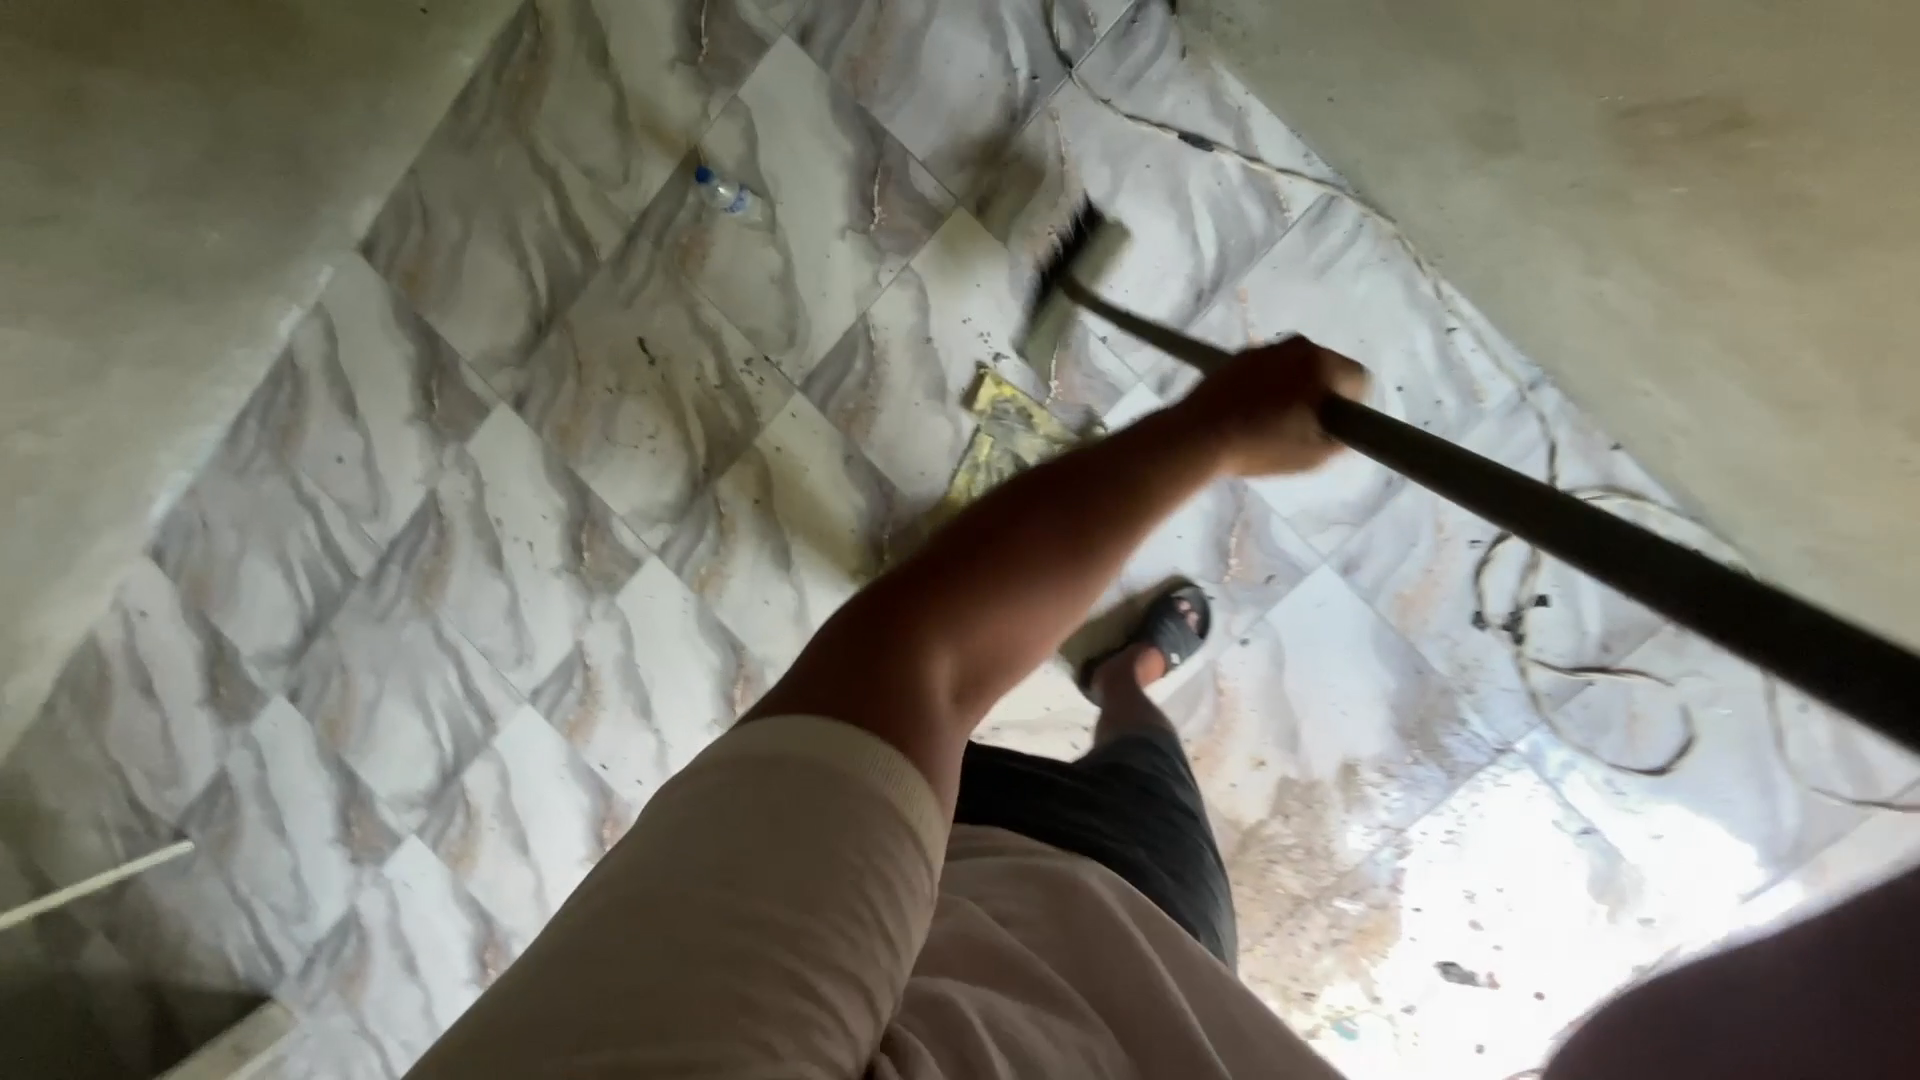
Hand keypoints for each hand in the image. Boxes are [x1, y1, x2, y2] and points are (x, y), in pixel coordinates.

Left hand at [1174, 335, 1369, 476]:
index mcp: (1320, 362)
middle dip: (1319, 395)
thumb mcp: (1314, 455)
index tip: (1329, 428)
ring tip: (1268, 423)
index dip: (1350, 408)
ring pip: (1293, 368)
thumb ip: (1342, 439)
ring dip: (1290, 389)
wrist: (1196, 436)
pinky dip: (1263, 387)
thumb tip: (1345, 429)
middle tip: (1299, 428)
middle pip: (1325, 369)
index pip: (1359, 379)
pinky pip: (1264, 371)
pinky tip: (1247, 413)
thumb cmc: (1260, 445)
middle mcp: (1294, 345)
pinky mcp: (1234, 358)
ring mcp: (1261, 348)